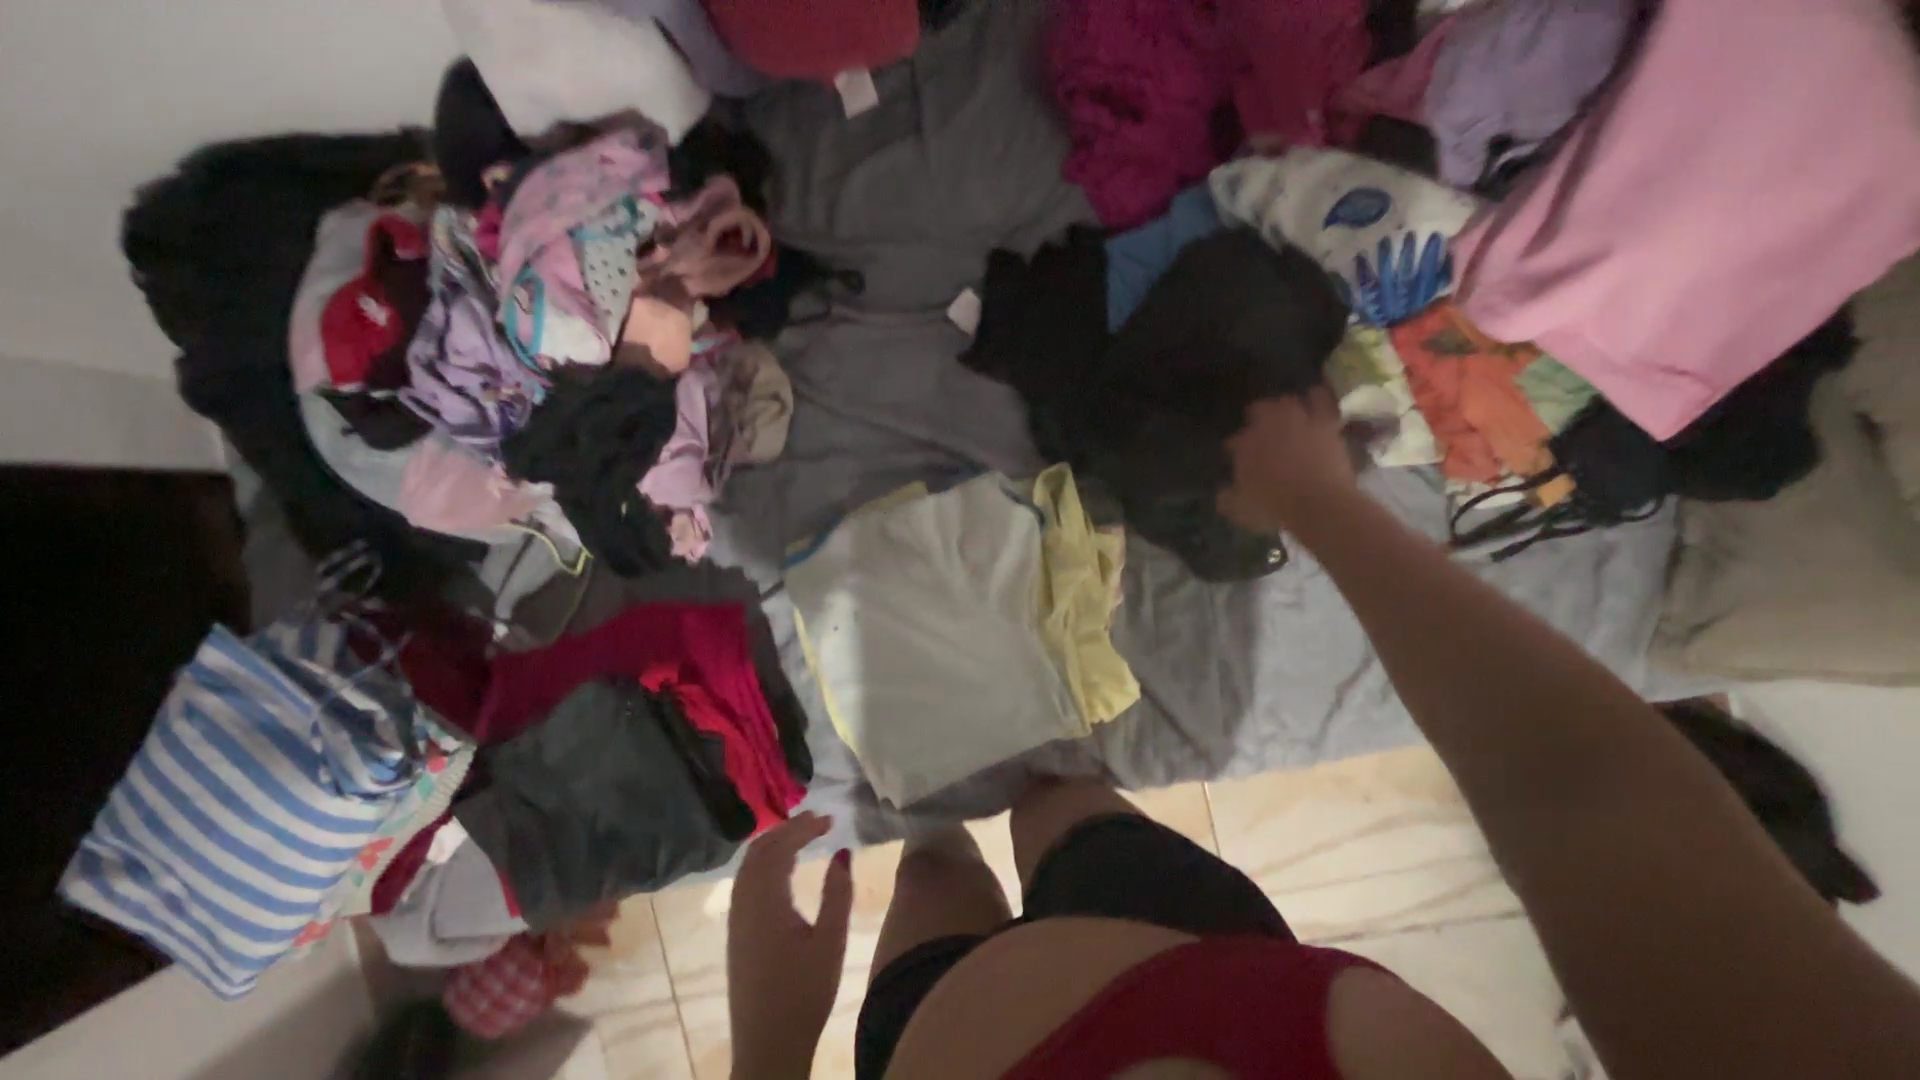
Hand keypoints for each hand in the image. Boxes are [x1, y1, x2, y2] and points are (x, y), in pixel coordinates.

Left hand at [727, 813, 852, 1078]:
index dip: (803, 828)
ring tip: (802, 836)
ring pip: (748, 865)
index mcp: (765, 902)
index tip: (829, 819)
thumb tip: (842, 853)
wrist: (767, 1044)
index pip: (780, 848)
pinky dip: (763, 862)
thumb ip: (837, 893)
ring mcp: (735, 917)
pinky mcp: (735, 931)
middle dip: (786, 829)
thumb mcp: (831, 942)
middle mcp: (743, 903)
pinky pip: (744, 881)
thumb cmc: (805, 993)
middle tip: (817, 821)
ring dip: (772, 844)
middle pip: (758, 851)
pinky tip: (782, 868)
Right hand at [1217, 386, 1361, 534]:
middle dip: (1258, 419)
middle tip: (1262, 431)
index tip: (1236, 456)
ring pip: (1287, 401)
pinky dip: (1316, 398)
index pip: (1234, 440)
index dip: (1235, 447)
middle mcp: (1268, 426)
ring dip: (1285, 407)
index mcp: (1244, 445)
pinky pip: (1321, 400)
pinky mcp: (1326, 423)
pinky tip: (1315, 398)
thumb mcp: (1241, 510)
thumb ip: (1227, 498)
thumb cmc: (1275, 508)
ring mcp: (1298, 420)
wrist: (1319, 505)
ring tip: (1288, 414)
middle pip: (1259, 411)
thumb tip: (1223, 493)